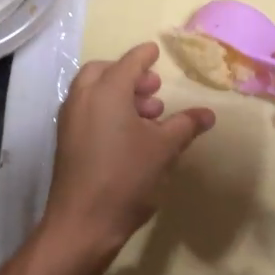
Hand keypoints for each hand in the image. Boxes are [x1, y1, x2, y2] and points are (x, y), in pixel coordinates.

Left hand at [43, 43, 214, 255]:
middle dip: (129, 75)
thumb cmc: (127, 177)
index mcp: (107, 92)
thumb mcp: (165, 149)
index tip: (155, 51)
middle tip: (154, 89)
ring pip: (92, 92)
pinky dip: (106, 110)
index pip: (129, 62)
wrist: (83, 223)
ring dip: (119, 94)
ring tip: (149, 116)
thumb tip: (207, 114)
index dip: (144, 56)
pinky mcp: (66, 142)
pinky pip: (87, 111)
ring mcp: (70, 121)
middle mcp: (83, 99)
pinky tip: (129, 135)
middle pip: (103, 72)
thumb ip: (186, 125)